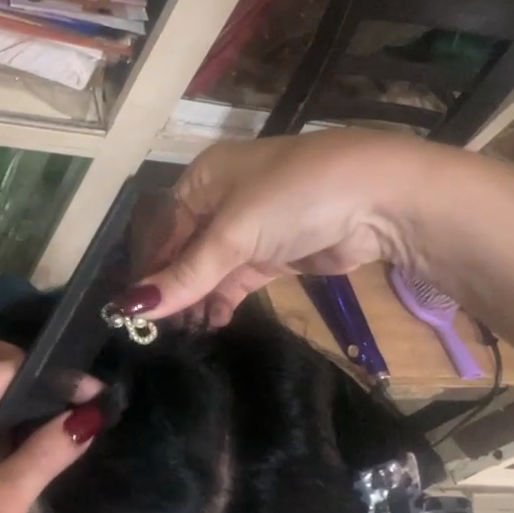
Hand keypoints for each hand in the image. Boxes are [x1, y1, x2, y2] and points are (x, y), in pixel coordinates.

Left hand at [0, 337, 102, 512]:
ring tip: (49, 420)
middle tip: (67, 403)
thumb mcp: (3, 498)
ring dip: (7, 388)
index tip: (96, 397)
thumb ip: (48, 453)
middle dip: (27, 368)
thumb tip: (89, 417)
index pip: (9, 365)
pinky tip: (13, 440)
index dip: (55, 376)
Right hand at [122, 129, 441, 326]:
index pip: (160, 228)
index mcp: (202, 179)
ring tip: (184, 333)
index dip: (147, 268)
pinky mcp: (276, 252)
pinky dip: (222, 300)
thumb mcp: (232, 236)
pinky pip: (236, 278)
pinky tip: (211, 323)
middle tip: (158, 329)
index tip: (134, 309)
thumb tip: (128, 310)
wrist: (385, 197)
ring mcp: (251, 226)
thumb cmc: (293, 198)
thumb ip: (184, 276)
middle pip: (182, 250)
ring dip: (196, 298)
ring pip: (209, 267)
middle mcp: (220, 199)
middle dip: (171, 287)